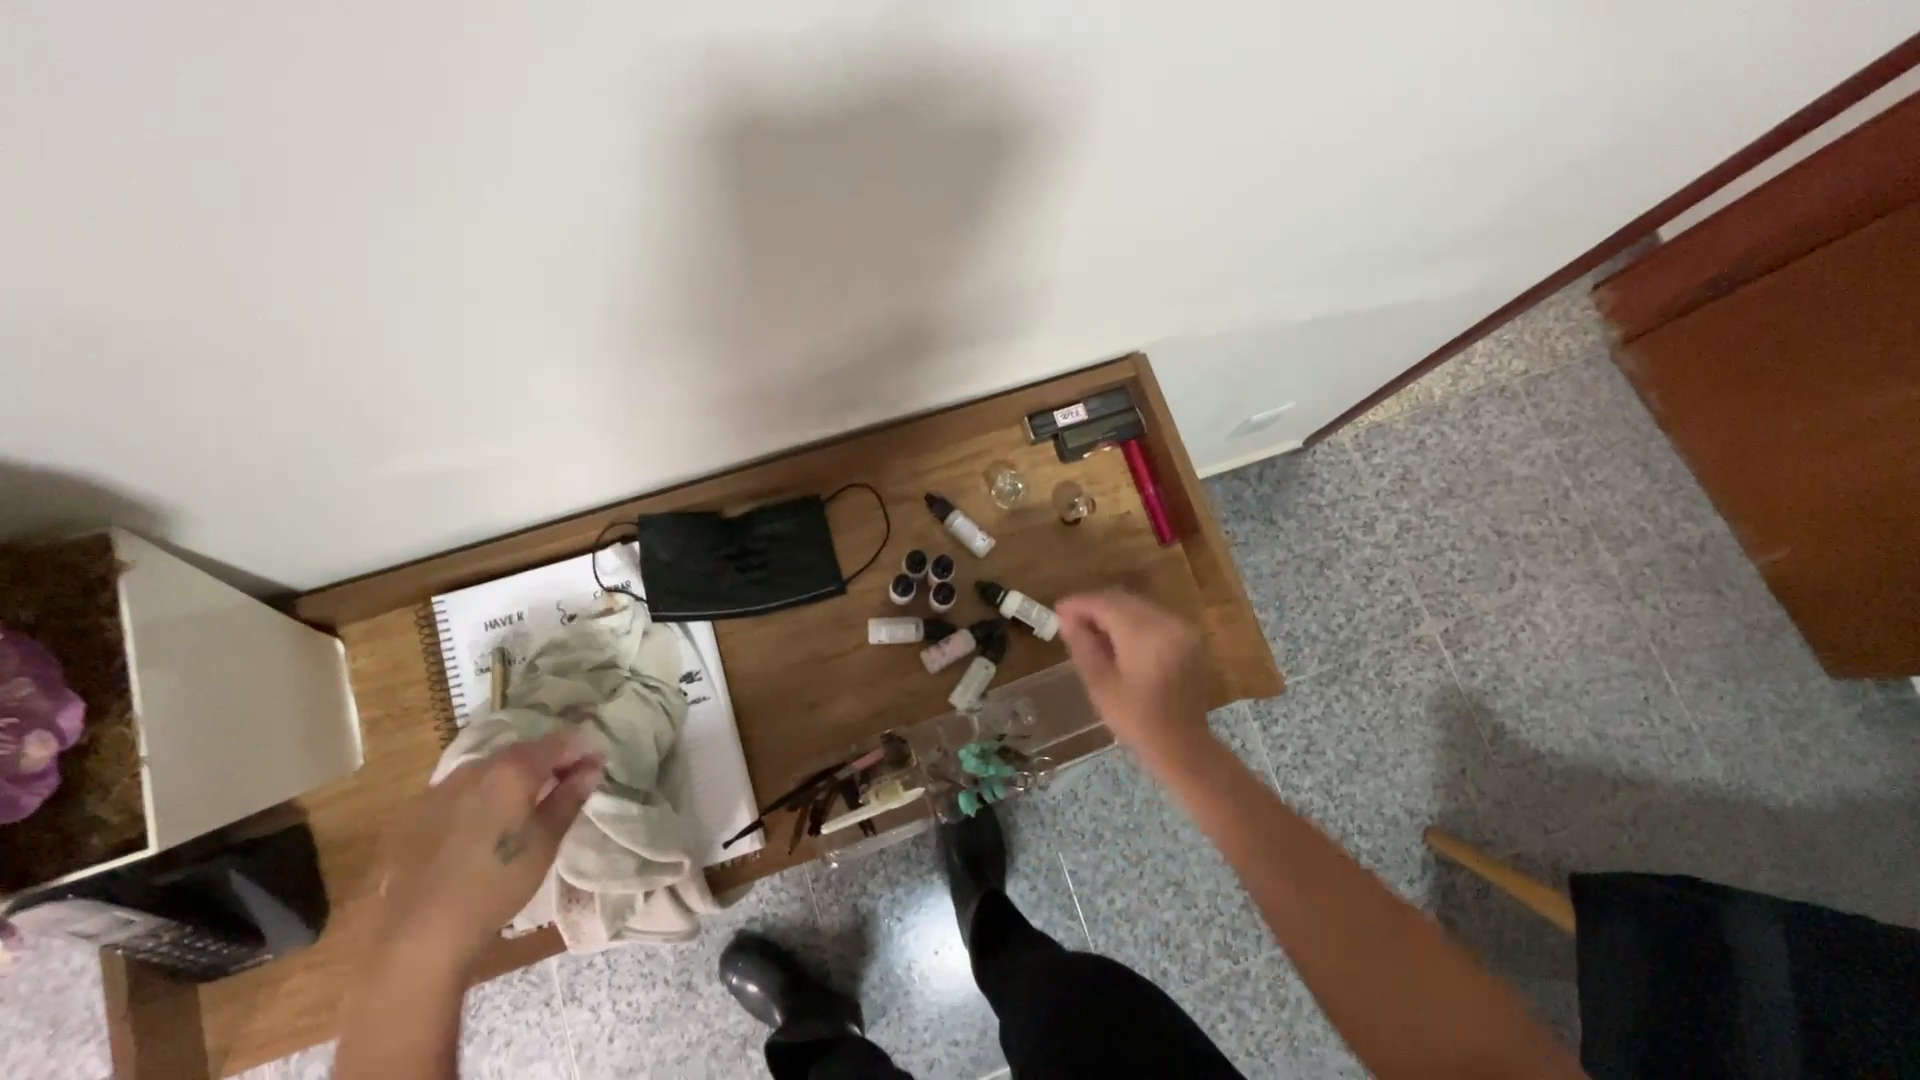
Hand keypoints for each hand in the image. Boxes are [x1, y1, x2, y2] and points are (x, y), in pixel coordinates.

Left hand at [374, 731, 603, 975]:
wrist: (421, 930)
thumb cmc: (497, 884)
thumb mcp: (546, 842)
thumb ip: (569, 799)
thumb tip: (591, 770)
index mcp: (512, 770)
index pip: (558, 743)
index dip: (582, 749)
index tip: (598, 763)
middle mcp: (475, 767)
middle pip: (522, 751)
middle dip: (548, 761)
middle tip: (569, 780)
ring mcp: (442, 787)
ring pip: (490, 768)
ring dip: (515, 776)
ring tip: (530, 801)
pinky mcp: (419, 810)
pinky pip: (464, 788)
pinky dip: (486, 793)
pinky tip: (490, 820)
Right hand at [1056, 590, 1209, 762]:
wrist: (1182, 745)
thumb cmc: (1137, 720)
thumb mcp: (1101, 685)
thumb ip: (1083, 646)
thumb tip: (1067, 620)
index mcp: (1146, 635)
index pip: (1106, 604)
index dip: (1079, 604)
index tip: (1056, 611)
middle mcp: (1168, 623)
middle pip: (1124, 600)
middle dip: (1094, 606)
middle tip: (1068, 620)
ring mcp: (1182, 629)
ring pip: (1138, 607)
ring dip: (1112, 613)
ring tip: (1088, 631)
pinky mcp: (1188, 639)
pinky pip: (1153, 619)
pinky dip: (1131, 622)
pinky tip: (1114, 640)